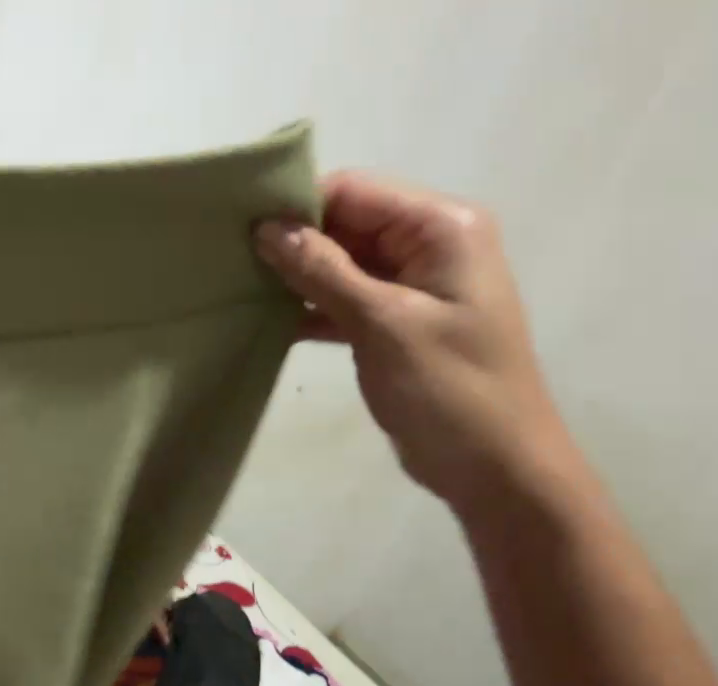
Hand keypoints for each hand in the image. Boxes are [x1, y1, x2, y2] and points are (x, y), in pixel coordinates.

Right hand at [255, 173, 572, 508]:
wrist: (491, 461)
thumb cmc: (448, 387)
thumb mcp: (382, 323)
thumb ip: (324, 272)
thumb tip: (268, 229)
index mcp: (443, 228)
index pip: (355, 192)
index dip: (297, 207)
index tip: (237, 233)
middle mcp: (430, 244)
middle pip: (345, 222)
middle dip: (290, 241)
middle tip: (226, 265)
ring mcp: (412, 285)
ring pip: (338, 262)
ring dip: (292, 277)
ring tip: (234, 292)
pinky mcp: (393, 321)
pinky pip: (340, 298)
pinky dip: (306, 308)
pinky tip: (263, 323)